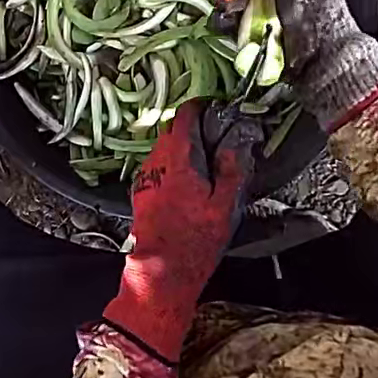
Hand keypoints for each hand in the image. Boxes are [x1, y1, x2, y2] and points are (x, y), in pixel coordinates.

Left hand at [102, 100, 256, 359]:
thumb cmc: (195, 240)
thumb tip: (237, 142)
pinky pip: (157, 164)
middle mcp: (157, 160)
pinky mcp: (140, 189)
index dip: (201, 106)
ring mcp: (146, 174)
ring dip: (181, 146)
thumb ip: (232, 170)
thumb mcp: (225, 207)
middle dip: (192, 126)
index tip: (215, 108)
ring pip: (163, 145)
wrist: (160, 271)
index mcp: (179, 159)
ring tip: (202, 162)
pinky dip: (171, 163)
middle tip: (214, 137)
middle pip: (172, 128)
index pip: (185, 115)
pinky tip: (185, 181)